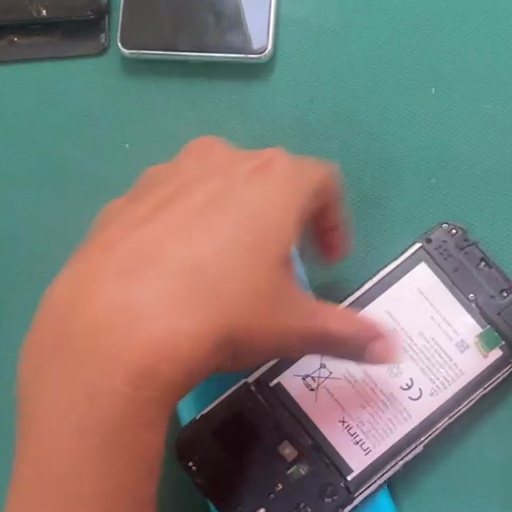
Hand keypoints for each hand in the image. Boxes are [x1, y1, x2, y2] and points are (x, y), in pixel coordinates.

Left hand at [21, 137, 392, 414]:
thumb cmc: (223, 317)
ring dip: (232, 218)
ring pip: (215, 186)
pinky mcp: (125, 200)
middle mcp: (223, 160)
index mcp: (275, 181)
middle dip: (284, 219)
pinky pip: (169, 206)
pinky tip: (175, 276)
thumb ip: (348, 333)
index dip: (336, 221)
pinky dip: (184, 230)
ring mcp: (167, 175)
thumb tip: (394, 351)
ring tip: (227, 270)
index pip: (324, 182)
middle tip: (283, 268)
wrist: (117, 326)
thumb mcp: (293, 328)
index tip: (331, 260)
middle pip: (269, 178)